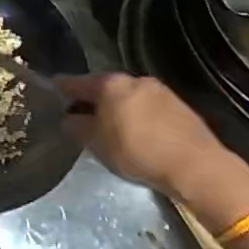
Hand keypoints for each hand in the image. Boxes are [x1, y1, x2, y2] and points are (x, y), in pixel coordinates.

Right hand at [58, 72, 236, 197]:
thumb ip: (76, 126)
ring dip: (115, 108)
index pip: (74, 82)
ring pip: (126, 97)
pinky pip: (147, 107)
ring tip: (109, 128)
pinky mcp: (179, 106)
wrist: (197, 168)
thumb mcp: (96, 143)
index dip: (59, 89)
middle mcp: (133, 79)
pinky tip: (136, 134)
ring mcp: (160, 91)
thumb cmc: (137, 152)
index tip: (50, 93)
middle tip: (79, 116)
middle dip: (91, 100)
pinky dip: (136, 116)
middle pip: (102, 87)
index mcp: (109, 83)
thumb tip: (69, 118)